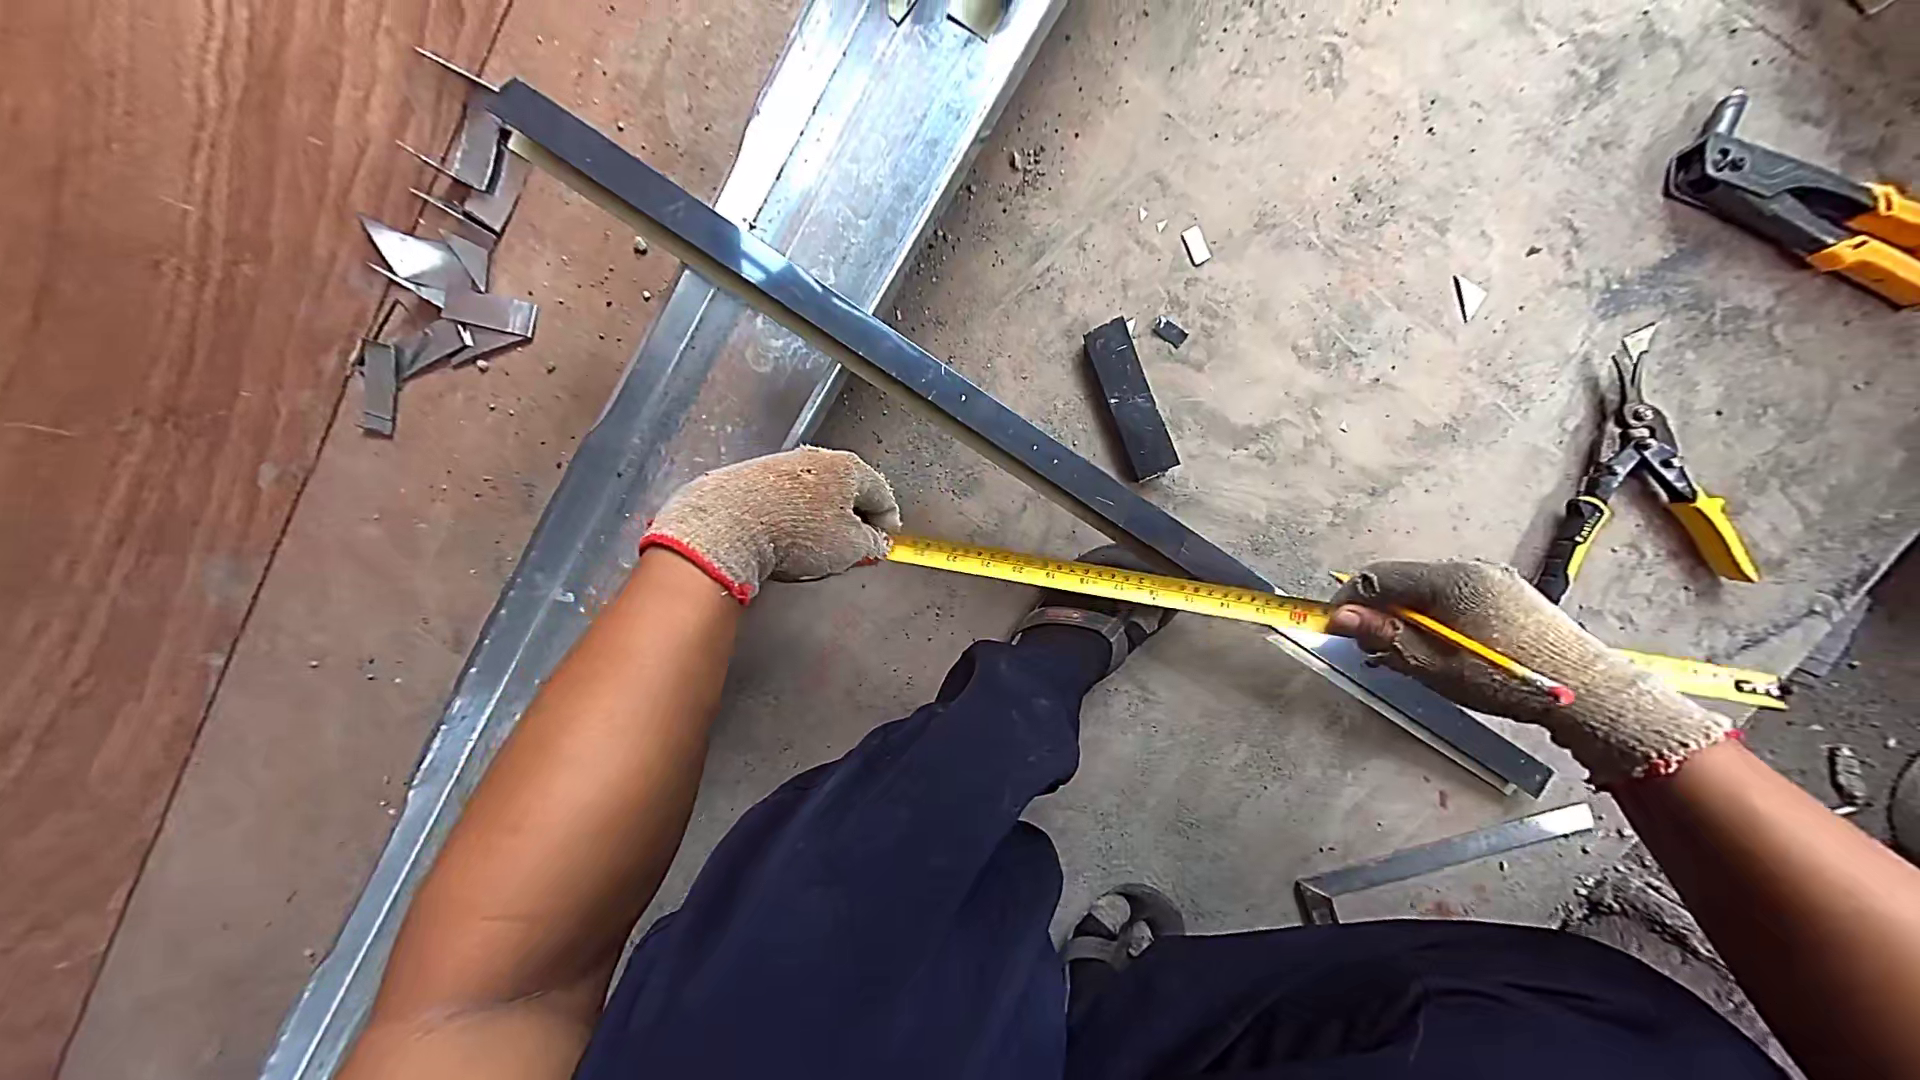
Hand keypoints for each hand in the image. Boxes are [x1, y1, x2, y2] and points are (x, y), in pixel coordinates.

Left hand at [640, 447, 900, 602]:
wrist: (727, 528)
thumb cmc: (793, 533)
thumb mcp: (851, 548)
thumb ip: (872, 544)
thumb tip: (875, 542)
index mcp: (848, 467)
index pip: (881, 494)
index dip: (888, 523)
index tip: (885, 540)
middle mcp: (814, 458)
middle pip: (846, 491)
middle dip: (852, 520)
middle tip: (854, 549)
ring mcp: (779, 466)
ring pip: (813, 495)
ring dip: (820, 520)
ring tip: (815, 550)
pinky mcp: (749, 480)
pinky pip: (781, 501)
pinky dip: (790, 519)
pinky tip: (784, 541)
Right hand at [1325, 560, 1733, 784]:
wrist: (1594, 696)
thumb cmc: (1507, 680)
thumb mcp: (1433, 664)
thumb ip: (1384, 634)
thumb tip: (1339, 617)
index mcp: (1448, 579)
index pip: (1376, 578)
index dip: (1348, 602)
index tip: (1334, 629)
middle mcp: (1468, 569)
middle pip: (1399, 582)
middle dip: (1375, 611)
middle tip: (1369, 647)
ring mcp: (1491, 580)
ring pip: (1423, 591)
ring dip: (1402, 616)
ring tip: (1401, 652)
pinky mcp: (1506, 595)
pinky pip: (1450, 598)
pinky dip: (1430, 617)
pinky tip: (1435, 646)